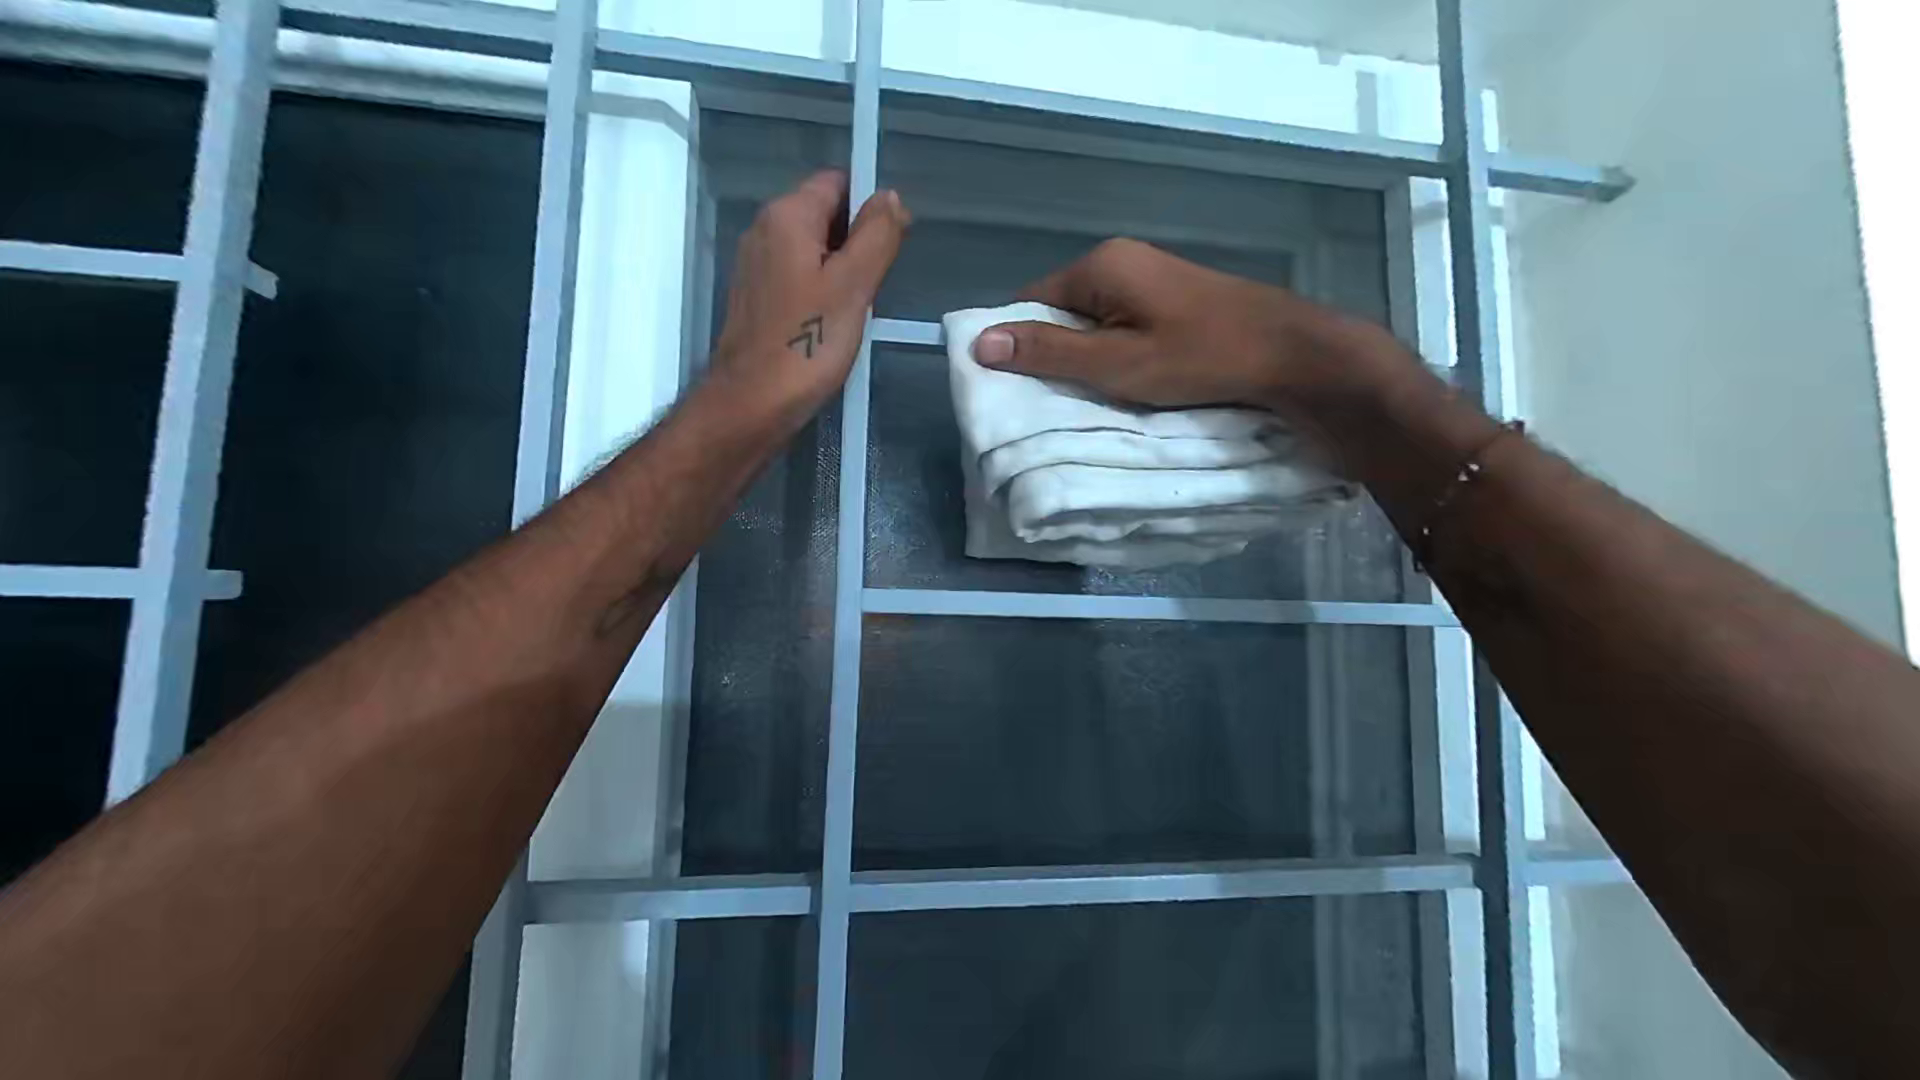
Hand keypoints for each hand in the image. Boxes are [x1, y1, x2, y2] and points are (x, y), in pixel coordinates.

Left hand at [707, 170, 910, 428]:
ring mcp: (756, 267)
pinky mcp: (757, 300)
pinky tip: (833, 326)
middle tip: (875, 288)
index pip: (837, 182)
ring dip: (842, 273)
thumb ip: (876, 236)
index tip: (891, 246)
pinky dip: (821, 294)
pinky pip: (799, 280)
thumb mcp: (853, 286)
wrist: (752, 404)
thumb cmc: (806, 345)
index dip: (870, 206)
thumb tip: (890, 196)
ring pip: (813, 252)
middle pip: (824, 216)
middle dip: (857, 244)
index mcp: (787, 217)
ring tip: (855, 312)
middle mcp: (765, 231)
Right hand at [972, 238, 1412, 420]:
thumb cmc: (1198, 358)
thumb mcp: (1114, 364)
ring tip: (1095, 391)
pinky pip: (1119, 320)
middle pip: (1061, 309)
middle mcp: (1119, 259)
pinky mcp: (1169, 294)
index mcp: (1099, 267)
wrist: (1289, 353)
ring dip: (1086, 353)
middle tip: (1060, 396)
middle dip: (1055, 351)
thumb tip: (979, 342)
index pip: (1031, 302)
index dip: (1020, 343)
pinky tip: (1128, 375)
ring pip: (1091, 318)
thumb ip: (1048, 352)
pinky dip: (1113, 349)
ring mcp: (1148, 274)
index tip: (1022, 386)